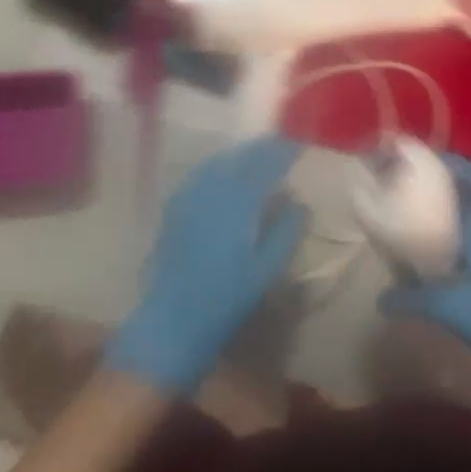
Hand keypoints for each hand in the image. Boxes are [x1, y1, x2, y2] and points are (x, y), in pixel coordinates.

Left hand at [104, 137, 308, 394]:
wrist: (170, 325)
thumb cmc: (225, 300)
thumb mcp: (266, 270)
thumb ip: (285, 231)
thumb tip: (299, 202)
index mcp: (237, 204)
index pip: (263, 165)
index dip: (281, 152)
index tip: (299, 146)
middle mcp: (210, 193)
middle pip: (238, 159)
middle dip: (260, 150)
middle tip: (280, 148)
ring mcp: (188, 201)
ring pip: (216, 165)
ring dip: (238, 157)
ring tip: (256, 158)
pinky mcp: (174, 213)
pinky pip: (199, 178)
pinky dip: (217, 170)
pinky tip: (224, 178)